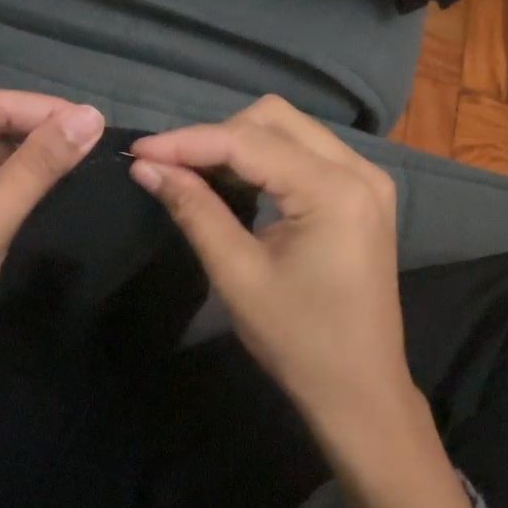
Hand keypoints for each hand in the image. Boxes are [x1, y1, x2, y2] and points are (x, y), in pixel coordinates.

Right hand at [127, 96, 404, 421]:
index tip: (139, 150)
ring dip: (241, 143)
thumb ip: (195, 210)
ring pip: (292, 130)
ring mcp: (368, 180)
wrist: (359, 389)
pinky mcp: (364, 195)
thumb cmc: (298, 340)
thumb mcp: (238, 275)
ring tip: (196, 174)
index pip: (248, 142)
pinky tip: (237, 184)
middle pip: (275, 119)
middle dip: (218, 135)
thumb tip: (147, 167)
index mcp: (334, 191)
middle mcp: (359, 170)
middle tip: (173, 168)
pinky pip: (308, 153)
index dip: (188, 141)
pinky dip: (267, 159)